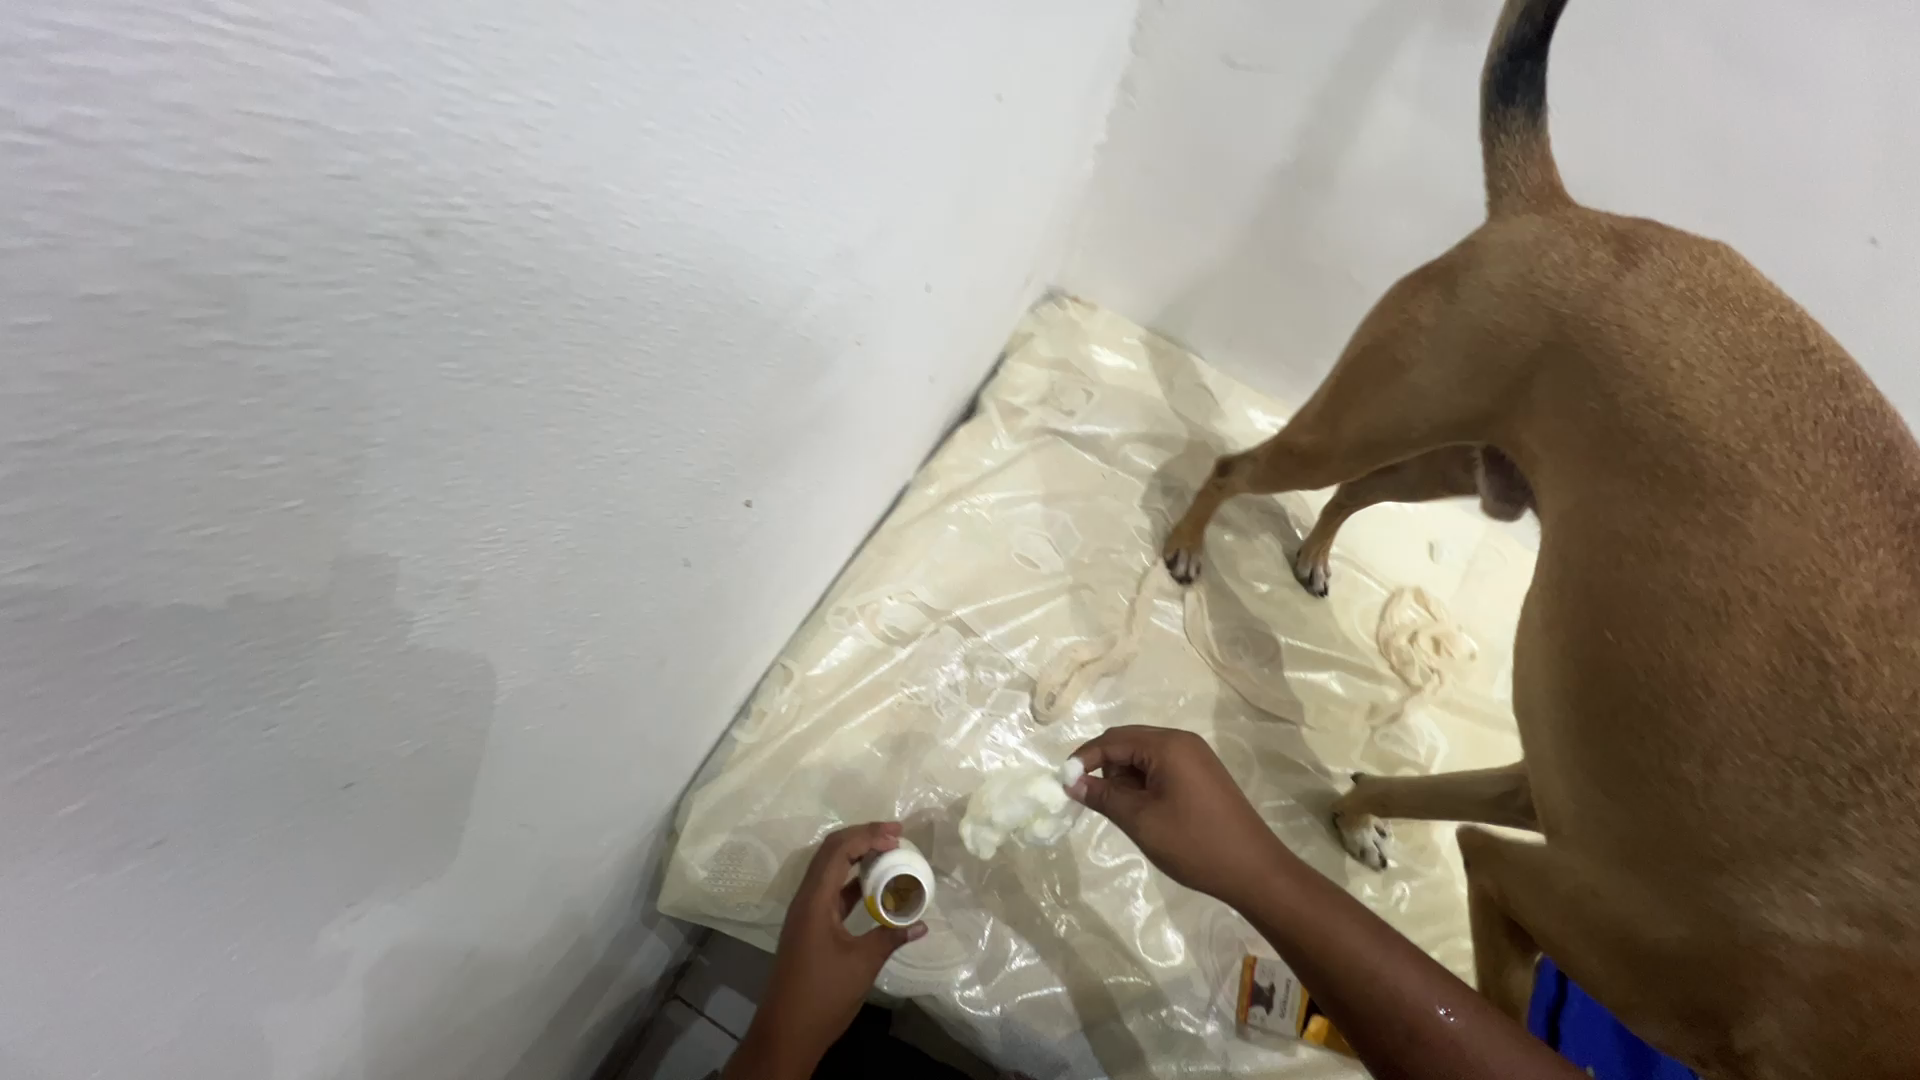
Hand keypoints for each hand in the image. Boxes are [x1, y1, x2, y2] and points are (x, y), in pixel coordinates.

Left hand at [726, 822, 926, 1078]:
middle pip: (831, 850)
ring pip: (830, 867)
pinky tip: (875, 884)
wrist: (785, 1035)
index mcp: (814, 900)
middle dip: (863, 837)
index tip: (898, 835)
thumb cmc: (822, 996)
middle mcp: (806, 898)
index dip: (868, 835)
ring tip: (889, 852)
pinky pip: (833, 888)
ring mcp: (806, 911)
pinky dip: (854, 879)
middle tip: (895, 835)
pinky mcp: (810, 925)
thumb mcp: (862, 964)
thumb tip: (920, 923)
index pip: (839, 850)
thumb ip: (890, 936)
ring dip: (858, 855)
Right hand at [1068, 725, 1293, 907]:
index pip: (1112, 740)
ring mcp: (1195, 757)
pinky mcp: (1202, 774)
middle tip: (1090, 799)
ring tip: (1124, 812)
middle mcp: (1182, 741)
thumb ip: (1103, 796)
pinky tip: (1144, 810)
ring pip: (1143, 756)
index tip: (1064, 783)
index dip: (1084, 759)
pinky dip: (1144, 783)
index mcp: (1167, 745)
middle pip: (1127, 742)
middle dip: (1104, 768)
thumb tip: (1072, 782)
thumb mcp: (1140, 821)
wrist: (1256, 872)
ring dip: (1125, 778)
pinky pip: (1161, 767)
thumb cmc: (1194, 843)